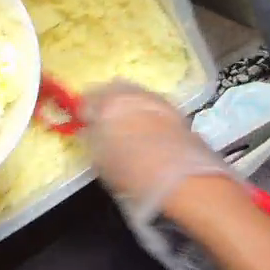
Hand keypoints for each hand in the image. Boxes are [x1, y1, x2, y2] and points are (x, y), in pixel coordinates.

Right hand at [82, 81, 229, 223]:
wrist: (185, 180)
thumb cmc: (135, 177)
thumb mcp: (102, 162)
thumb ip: (93, 139)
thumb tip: (91, 129)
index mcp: (107, 105)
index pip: (88, 98)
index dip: (85, 111)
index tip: (85, 123)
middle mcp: (130, 93)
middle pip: (112, 90)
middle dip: (107, 103)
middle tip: (105, 123)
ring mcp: (154, 97)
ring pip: (133, 94)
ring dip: (128, 105)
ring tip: (129, 128)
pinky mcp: (173, 106)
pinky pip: (152, 104)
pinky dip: (146, 112)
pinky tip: (149, 131)